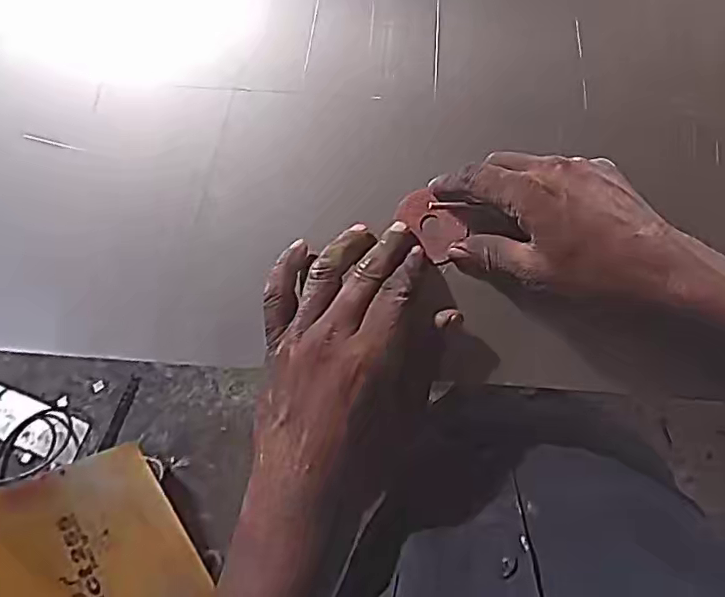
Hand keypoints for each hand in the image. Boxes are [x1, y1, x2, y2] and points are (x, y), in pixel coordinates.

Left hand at [222, 223, 458, 596]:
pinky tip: (300, 249)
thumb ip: (426, 360)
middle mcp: (333, 337)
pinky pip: (276, 298)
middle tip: (401, 229)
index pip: (397, 293)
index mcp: (370, 355)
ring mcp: (298, 338)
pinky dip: (286, 268)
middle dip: (386, 248)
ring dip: (344, 248)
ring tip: (362, 231)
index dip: (412, 268)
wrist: (297, 496)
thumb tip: (449, 317)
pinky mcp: (275, 347)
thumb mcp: (407, 416)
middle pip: (364, 277)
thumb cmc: (361, 463)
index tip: (421, 249)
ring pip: (322, 276)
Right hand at [431, 152, 724, 309]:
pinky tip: (550, 204)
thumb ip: (492, 253)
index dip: (452, 183)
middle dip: (479, 178)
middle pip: (501, 163)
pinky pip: (561, 167)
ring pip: (531, 163)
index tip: (438, 190)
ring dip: (512, 178)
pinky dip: (544, 179)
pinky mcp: (603, 171)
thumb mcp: (536, 272)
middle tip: (465, 200)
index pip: (477, 176)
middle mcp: (552, 168)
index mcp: (529, 190)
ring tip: (506, 204)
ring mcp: (580, 165)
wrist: (662, 267)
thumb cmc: (601, 274)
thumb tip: (460, 247)